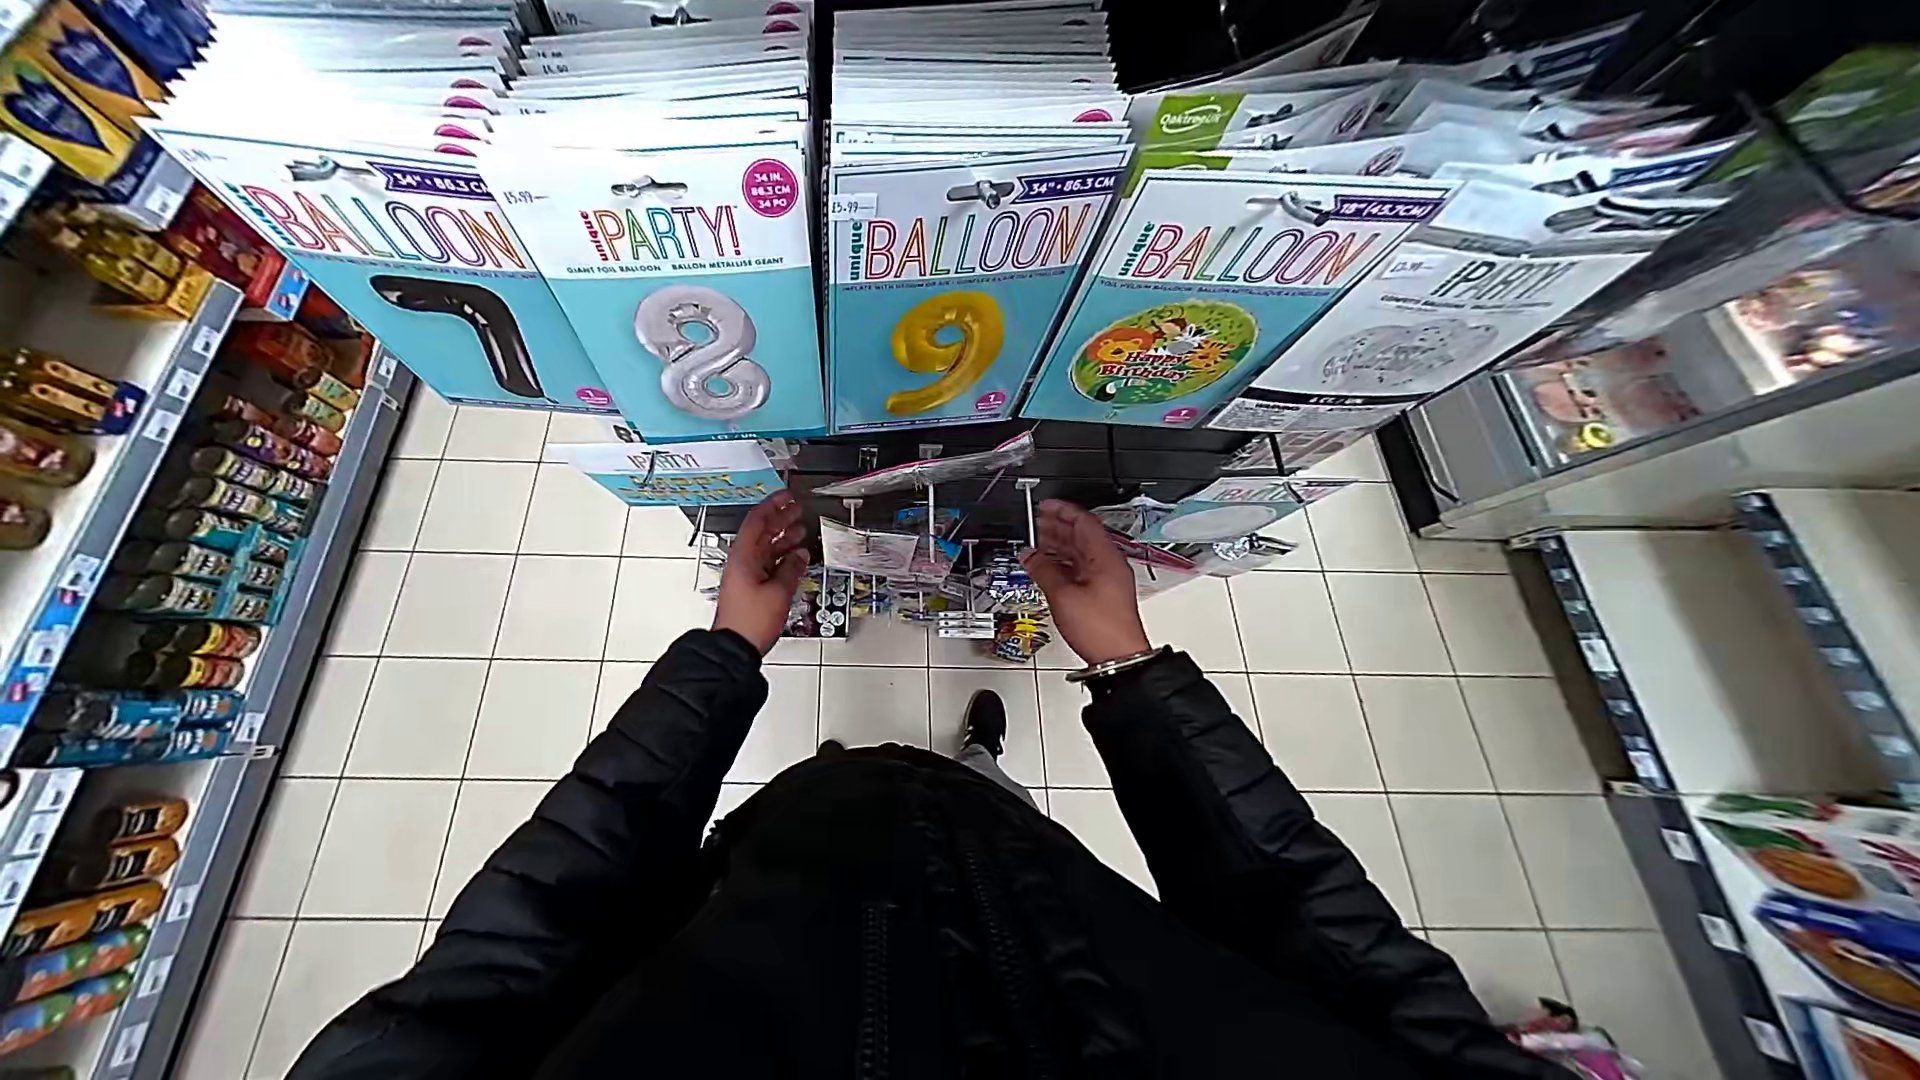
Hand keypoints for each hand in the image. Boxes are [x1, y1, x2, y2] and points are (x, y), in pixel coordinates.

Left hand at [713, 490, 809, 654]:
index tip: (786, 496)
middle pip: (762, 532)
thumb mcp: (779, 591)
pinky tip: (797, 556)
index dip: (773, 505)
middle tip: (797, 509)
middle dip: (781, 518)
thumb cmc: (749, 621)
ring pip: (766, 547)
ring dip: (783, 537)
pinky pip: (768, 563)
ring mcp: (747, 574)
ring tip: (800, 529)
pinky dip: (783, 556)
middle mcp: (743, 562)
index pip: (757, 521)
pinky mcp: (752, 586)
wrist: (736, 647)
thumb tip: (800, 555)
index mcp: (744, 557)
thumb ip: (792, 568)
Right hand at [1020, 499, 1151, 664]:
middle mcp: (1109, 564)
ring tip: (1037, 541)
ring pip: (1080, 552)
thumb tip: (1029, 556)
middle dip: (1058, 526)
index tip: (1046, 505)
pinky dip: (1062, 563)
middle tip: (1037, 521)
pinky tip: (1047, 566)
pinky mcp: (1102, 593)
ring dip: (1059, 544)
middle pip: (1082, 535)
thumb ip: (1044, 570)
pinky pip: (1080, 568)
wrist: (1118, 658)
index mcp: (1105, 557)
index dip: (1063, 510)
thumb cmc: (1101, 628)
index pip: (1084, 522)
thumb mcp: (1063, 595)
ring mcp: (1106, 579)